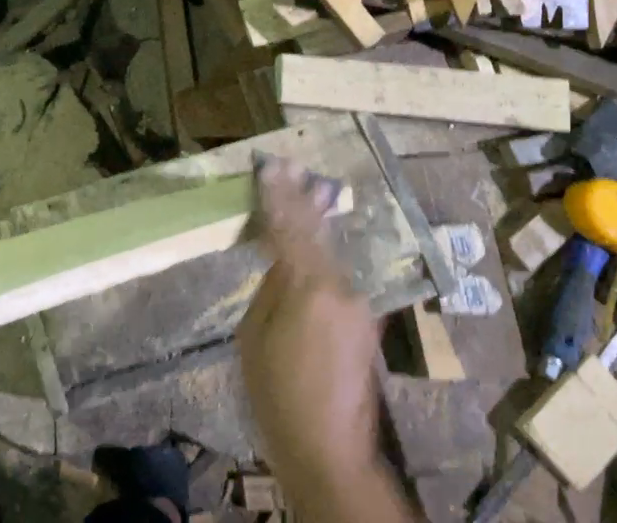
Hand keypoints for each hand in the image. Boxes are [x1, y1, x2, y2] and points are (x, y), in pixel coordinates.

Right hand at [236, 161, 383, 481]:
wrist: (329, 450)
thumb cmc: (275, 395)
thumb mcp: (252, 336)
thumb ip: (269, 291)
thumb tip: (281, 264)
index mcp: (310, 288)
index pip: (288, 229)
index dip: (276, 196)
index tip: (268, 166)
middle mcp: (342, 289)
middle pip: (316, 233)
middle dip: (301, 200)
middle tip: (290, 167)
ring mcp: (359, 306)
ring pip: (329, 253)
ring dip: (314, 222)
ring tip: (302, 191)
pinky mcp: (364, 323)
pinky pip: (336, 274)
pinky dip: (321, 251)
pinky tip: (313, 239)